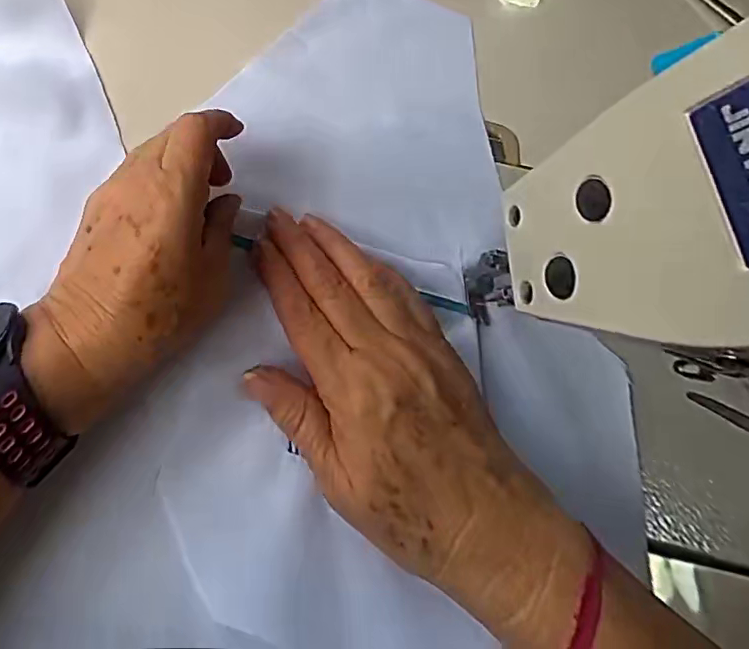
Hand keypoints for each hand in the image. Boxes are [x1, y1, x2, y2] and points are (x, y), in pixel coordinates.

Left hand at [26, 110, 245, 433]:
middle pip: (170, 135)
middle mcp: (135, 179)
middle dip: (201, 145)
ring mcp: (110, 190)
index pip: (193, 130)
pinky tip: (165, 215)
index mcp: (170, 191)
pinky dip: (155, 176)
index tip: (236, 135)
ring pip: (148, 152)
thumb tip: (225, 200)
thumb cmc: (157, 314)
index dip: (218, 123)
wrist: (83, 335)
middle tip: (220, 182)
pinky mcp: (94, 206)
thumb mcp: (211, 279)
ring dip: (176, 161)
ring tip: (194, 203)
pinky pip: (132, 173)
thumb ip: (221, 227)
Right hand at [244, 210, 596, 645]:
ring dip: (336, 247)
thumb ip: (295, 418)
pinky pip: (407, 298)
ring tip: (310, 221)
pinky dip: (381, 269)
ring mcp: (417, 349)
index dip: (278, 275)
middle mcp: (383, 356)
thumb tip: (250, 374)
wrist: (497, 531)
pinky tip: (364, 256)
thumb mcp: (337, 479)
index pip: (303, 315)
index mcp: (350, 388)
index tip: (260, 245)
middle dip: (299, 248)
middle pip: (331, 288)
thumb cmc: (407, 512)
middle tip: (276, 217)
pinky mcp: (442, 352)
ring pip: (369, 283)